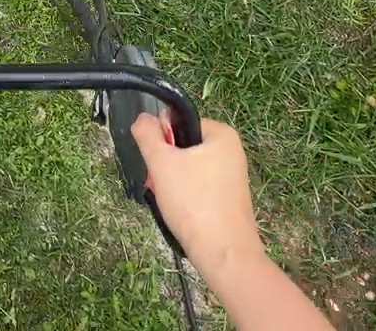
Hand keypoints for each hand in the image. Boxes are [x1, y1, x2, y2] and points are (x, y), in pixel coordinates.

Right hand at [131, 112, 265, 280]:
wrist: (225, 257)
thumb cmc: (194, 202)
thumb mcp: (161, 161)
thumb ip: (147, 133)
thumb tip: (143, 118)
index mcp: (221, 134)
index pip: (178, 122)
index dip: (162, 139)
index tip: (159, 162)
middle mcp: (231, 152)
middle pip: (182, 146)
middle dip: (166, 164)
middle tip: (161, 184)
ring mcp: (232, 178)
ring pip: (187, 168)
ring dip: (172, 182)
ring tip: (170, 201)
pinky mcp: (230, 200)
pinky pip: (198, 187)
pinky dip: (185, 196)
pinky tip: (181, 212)